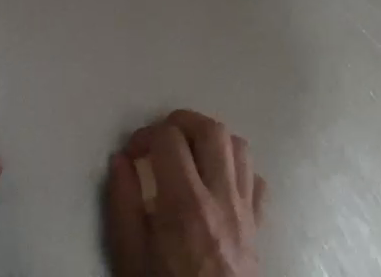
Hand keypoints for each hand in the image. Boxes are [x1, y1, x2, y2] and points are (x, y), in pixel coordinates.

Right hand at [106, 110, 267, 276]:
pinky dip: (237, 172)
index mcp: (185, 204)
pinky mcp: (259, 228)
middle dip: (180, 123)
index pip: (168, 137)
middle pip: (210, 130)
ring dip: (211, 142)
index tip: (133, 155)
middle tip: (161, 142)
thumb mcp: (129, 255)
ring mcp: (246, 212)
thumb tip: (121, 160)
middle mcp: (221, 199)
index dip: (144, 135)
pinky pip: (257, 182)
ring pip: (240, 148)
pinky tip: (216, 185)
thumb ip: (122, 203)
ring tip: (189, 157)